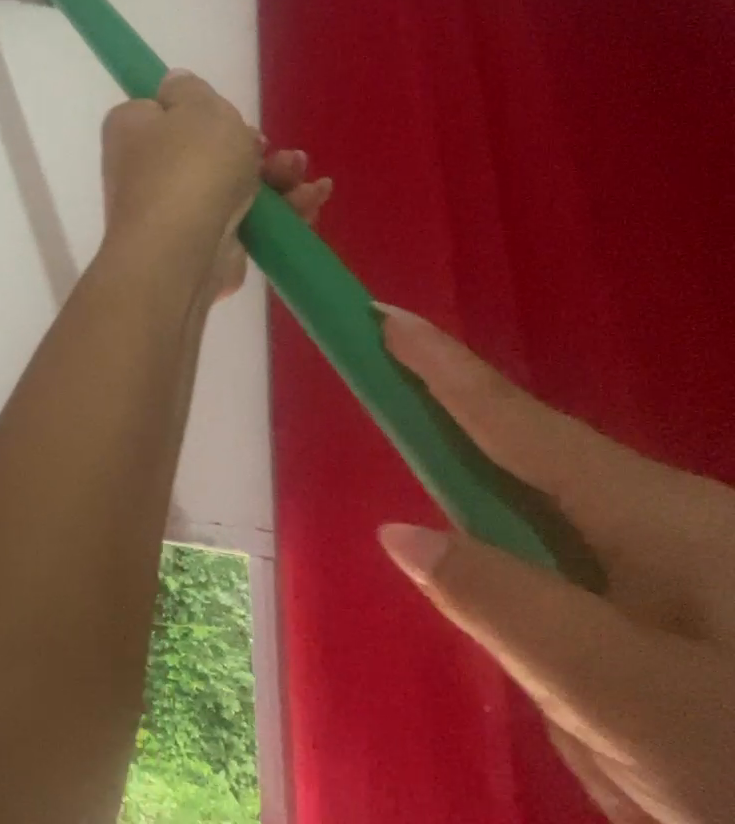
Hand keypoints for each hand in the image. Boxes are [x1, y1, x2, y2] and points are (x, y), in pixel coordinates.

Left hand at [101, 70, 331, 298]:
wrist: (183, 248)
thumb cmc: (189, 165)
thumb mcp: (195, 105)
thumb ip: (188, 89)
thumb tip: (171, 84)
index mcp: (130, 132)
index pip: (158, 111)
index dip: (195, 109)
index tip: (219, 112)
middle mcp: (143, 170)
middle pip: (205, 147)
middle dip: (249, 144)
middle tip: (262, 145)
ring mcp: (172, 208)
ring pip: (234, 182)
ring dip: (276, 175)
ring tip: (295, 173)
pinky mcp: (202, 240)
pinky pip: (247, 217)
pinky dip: (281, 208)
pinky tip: (309, 199)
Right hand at [375, 306, 734, 823]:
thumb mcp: (621, 698)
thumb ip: (500, 605)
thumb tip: (399, 533)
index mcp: (663, 518)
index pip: (519, 425)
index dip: (442, 370)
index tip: (381, 316)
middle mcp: (677, 526)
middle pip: (529, 519)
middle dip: (519, 608)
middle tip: (569, 698)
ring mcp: (693, 571)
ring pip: (558, 585)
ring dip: (566, 674)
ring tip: (634, 760)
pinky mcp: (695, 613)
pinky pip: (594, 623)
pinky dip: (593, 688)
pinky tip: (641, 748)